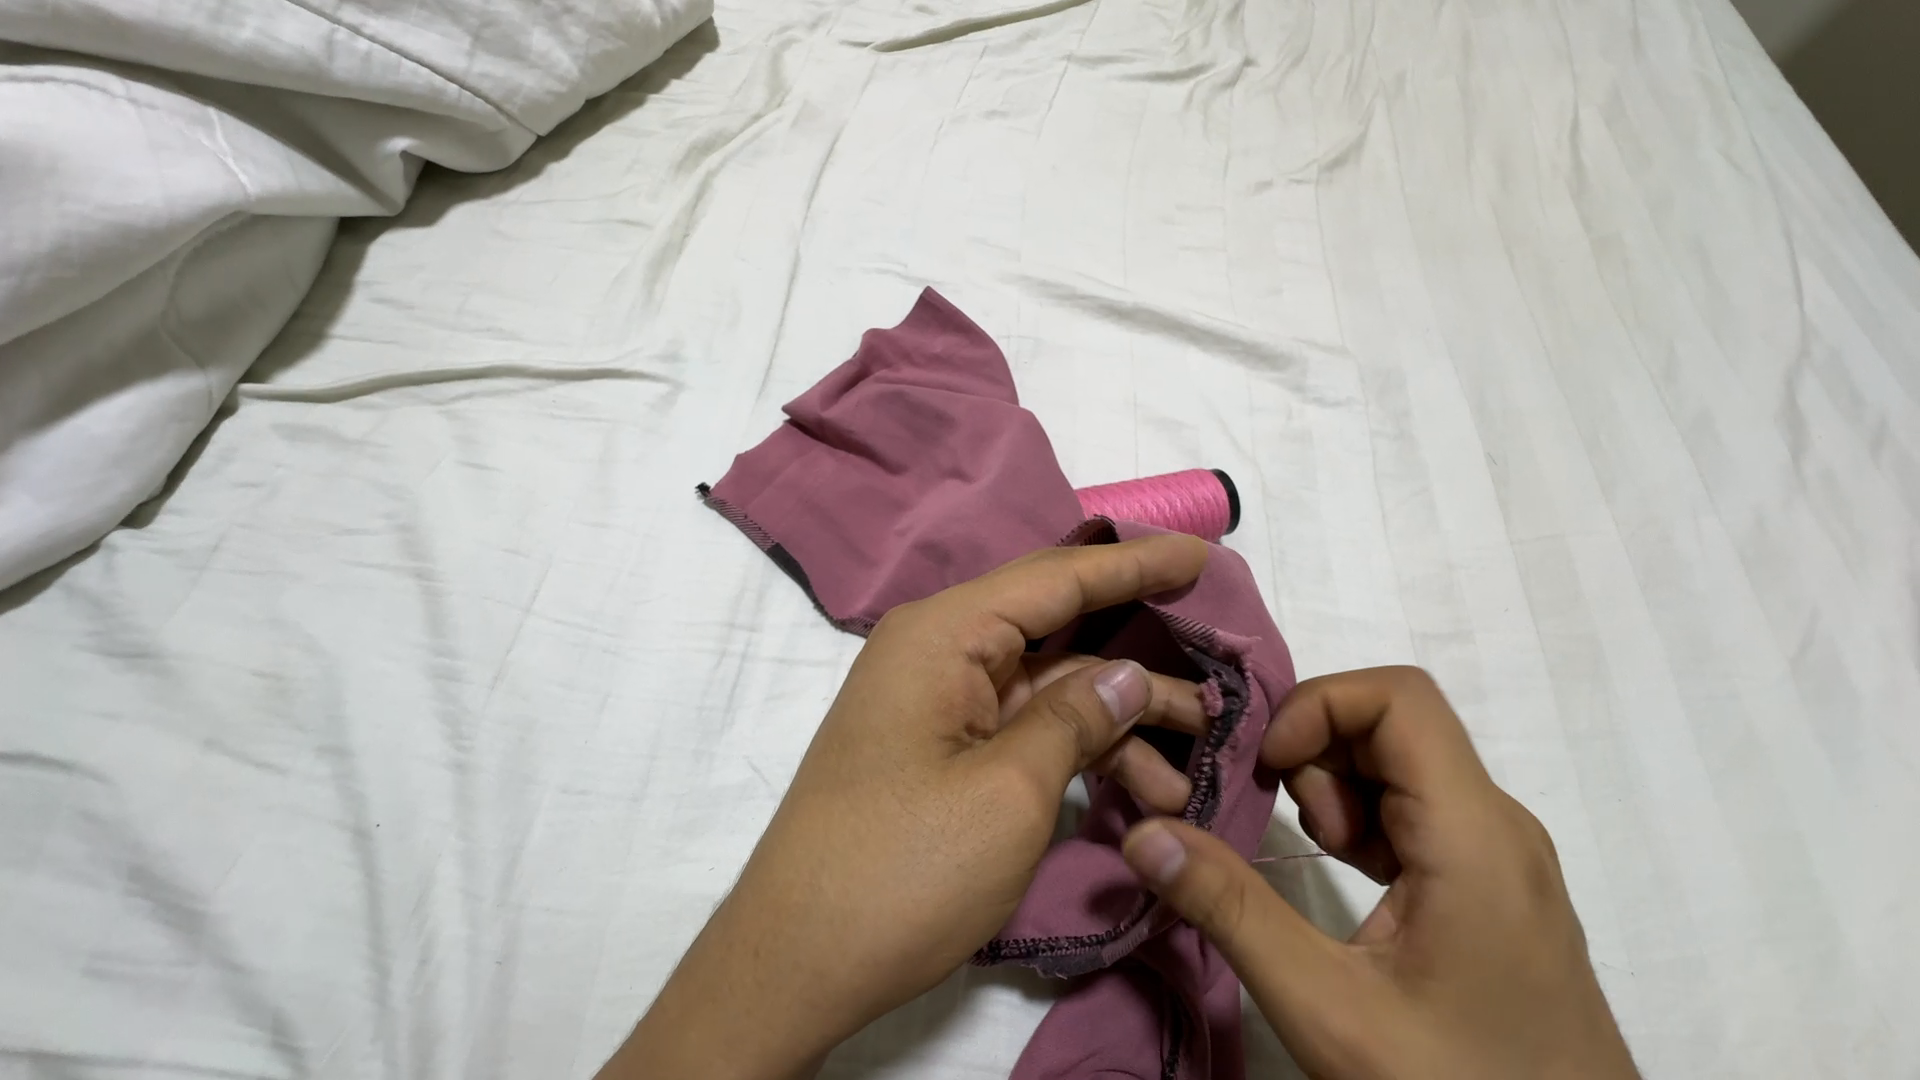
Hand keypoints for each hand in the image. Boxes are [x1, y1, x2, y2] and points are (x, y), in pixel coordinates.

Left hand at [603, 534, 1211, 1079]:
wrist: (799, 960)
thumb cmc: (904, 867)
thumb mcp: (1009, 791)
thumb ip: (1075, 718)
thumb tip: (1126, 674)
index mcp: (944, 634)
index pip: (1056, 577)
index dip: (1135, 564)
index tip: (1203, 555)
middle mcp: (939, 651)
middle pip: (1057, 627)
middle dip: (1140, 646)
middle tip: (1221, 657)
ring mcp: (941, 704)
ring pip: (1050, 686)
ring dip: (1121, 718)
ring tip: (1199, 761)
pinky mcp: (946, 751)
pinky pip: (1027, 728)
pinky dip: (1082, 751)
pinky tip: (1145, 791)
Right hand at [1122, 667, 1639, 1079]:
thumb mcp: (1327, 1007)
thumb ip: (1231, 909)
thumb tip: (1144, 834)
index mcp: (1473, 834)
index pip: (1398, 696)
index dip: (1317, 706)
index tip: (1267, 767)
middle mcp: (1495, 823)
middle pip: (1390, 723)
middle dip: (1314, 751)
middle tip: (1277, 821)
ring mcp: (1496, 851)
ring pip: (1396, 762)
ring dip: (1332, 787)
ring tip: (1313, 857)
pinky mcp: (1486, 878)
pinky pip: (1410, 806)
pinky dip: (1355, 817)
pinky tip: (1338, 869)